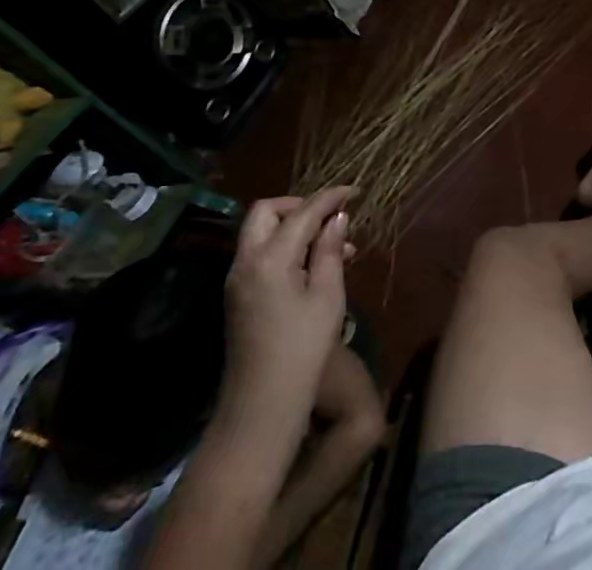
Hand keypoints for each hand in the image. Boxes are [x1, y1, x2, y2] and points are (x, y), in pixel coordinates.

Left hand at [224, 187, 353, 405]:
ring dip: (294, 228)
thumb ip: (329, 251)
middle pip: (266, 213)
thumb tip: (337, 219)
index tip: (353, 191)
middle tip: (331, 217)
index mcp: (269, 258)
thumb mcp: (327, 295)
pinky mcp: (239, 295)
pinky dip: (286, 248)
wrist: (263, 401)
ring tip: (336, 246)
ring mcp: (237, 279)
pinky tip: (316, 266)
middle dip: (300, 206)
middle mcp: (246, 261)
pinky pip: (261, 255)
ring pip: (262, 233)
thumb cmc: (303, 347)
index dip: (328, 198)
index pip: (301, 213)